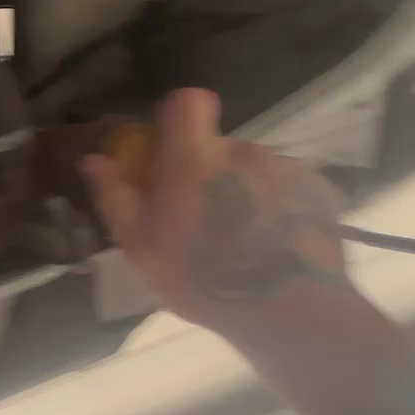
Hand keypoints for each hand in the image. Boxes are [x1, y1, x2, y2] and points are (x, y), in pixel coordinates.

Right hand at [81, 88, 357, 338]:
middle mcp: (245, 151)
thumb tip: (94, 160)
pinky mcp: (320, 190)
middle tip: (191, 216)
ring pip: (249, 167)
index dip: (175, 118)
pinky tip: (264, 243)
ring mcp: (287, 169)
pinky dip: (269, 205)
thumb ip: (116, 196)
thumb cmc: (200, 277)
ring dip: (236, 189)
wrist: (290, 312)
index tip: (165, 149)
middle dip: (202, 170)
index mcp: (195, 160)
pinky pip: (282, 185)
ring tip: (231, 237)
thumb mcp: (139, 244)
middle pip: (216, 145)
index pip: (188, 103)